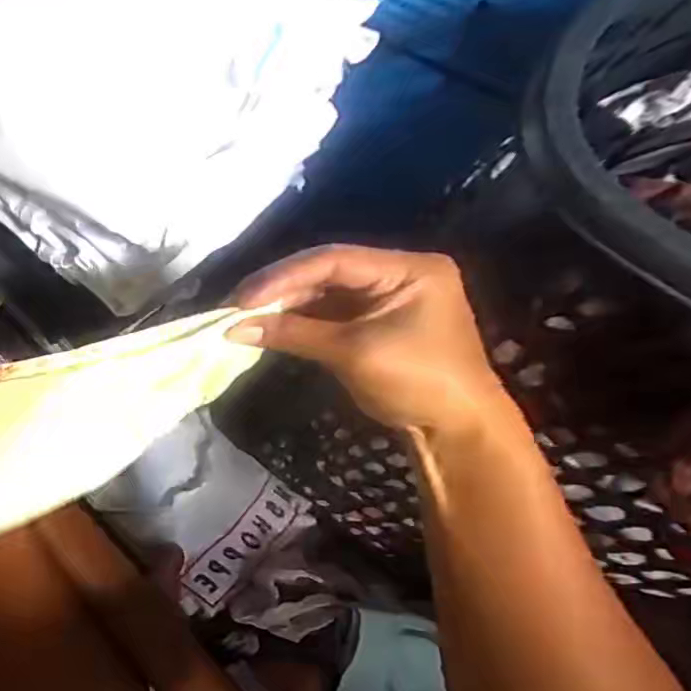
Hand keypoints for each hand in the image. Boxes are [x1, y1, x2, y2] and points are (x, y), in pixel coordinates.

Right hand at [228, 245, 507, 434]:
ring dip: (284, 307)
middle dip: (279, 290)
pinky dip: (298, 323)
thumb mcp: (353, 354)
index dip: (283, 276)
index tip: (242, 299)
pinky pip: (328, 316)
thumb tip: (235, 328)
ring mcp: (385, 301)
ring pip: (323, 295)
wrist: (456, 430)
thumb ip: (294, 334)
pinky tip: (268, 328)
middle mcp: (397, 275)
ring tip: (242, 317)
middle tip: (233, 305)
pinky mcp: (373, 326)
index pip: (333, 260)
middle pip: (326, 273)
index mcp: (408, 268)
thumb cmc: (417, 382)